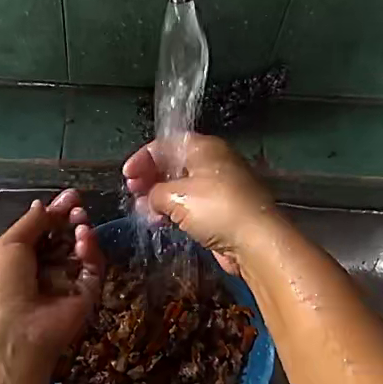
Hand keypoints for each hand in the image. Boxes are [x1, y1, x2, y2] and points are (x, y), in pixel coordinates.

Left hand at [0, 189, 102, 371]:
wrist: (16, 331)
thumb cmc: (3, 286)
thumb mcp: (8, 245)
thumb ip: (31, 222)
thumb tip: (44, 203)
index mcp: (23, 258)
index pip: (45, 229)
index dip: (57, 212)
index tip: (71, 196)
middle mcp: (47, 268)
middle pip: (66, 236)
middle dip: (72, 219)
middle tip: (78, 208)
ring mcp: (68, 281)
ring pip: (82, 249)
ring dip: (82, 231)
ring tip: (80, 221)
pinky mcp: (88, 292)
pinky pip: (94, 267)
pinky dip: (92, 250)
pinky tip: (85, 238)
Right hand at [122, 135, 280, 273]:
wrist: (256, 240)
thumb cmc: (216, 208)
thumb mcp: (176, 196)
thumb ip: (155, 192)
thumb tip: (150, 198)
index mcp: (204, 148)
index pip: (167, 143)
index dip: (144, 157)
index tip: (127, 175)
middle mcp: (214, 162)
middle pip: (175, 163)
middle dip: (151, 177)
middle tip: (133, 192)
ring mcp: (221, 187)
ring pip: (183, 186)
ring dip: (161, 198)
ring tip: (143, 211)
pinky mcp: (224, 211)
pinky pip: (193, 205)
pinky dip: (176, 211)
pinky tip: (161, 222)